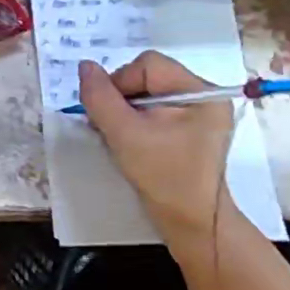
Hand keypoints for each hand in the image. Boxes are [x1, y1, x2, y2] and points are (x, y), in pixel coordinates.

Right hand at [75, 52, 237, 235]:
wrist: (192, 223)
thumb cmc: (163, 176)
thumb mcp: (123, 134)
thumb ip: (100, 97)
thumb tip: (85, 66)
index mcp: (200, 92)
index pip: (148, 65)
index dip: (120, 82)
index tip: (108, 114)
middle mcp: (205, 96)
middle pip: (148, 76)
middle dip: (122, 97)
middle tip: (109, 125)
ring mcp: (200, 113)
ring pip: (148, 92)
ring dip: (126, 109)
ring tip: (118, 134)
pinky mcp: (192, 128)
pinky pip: (156, 108)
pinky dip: (137, 119)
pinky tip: (130, 139)